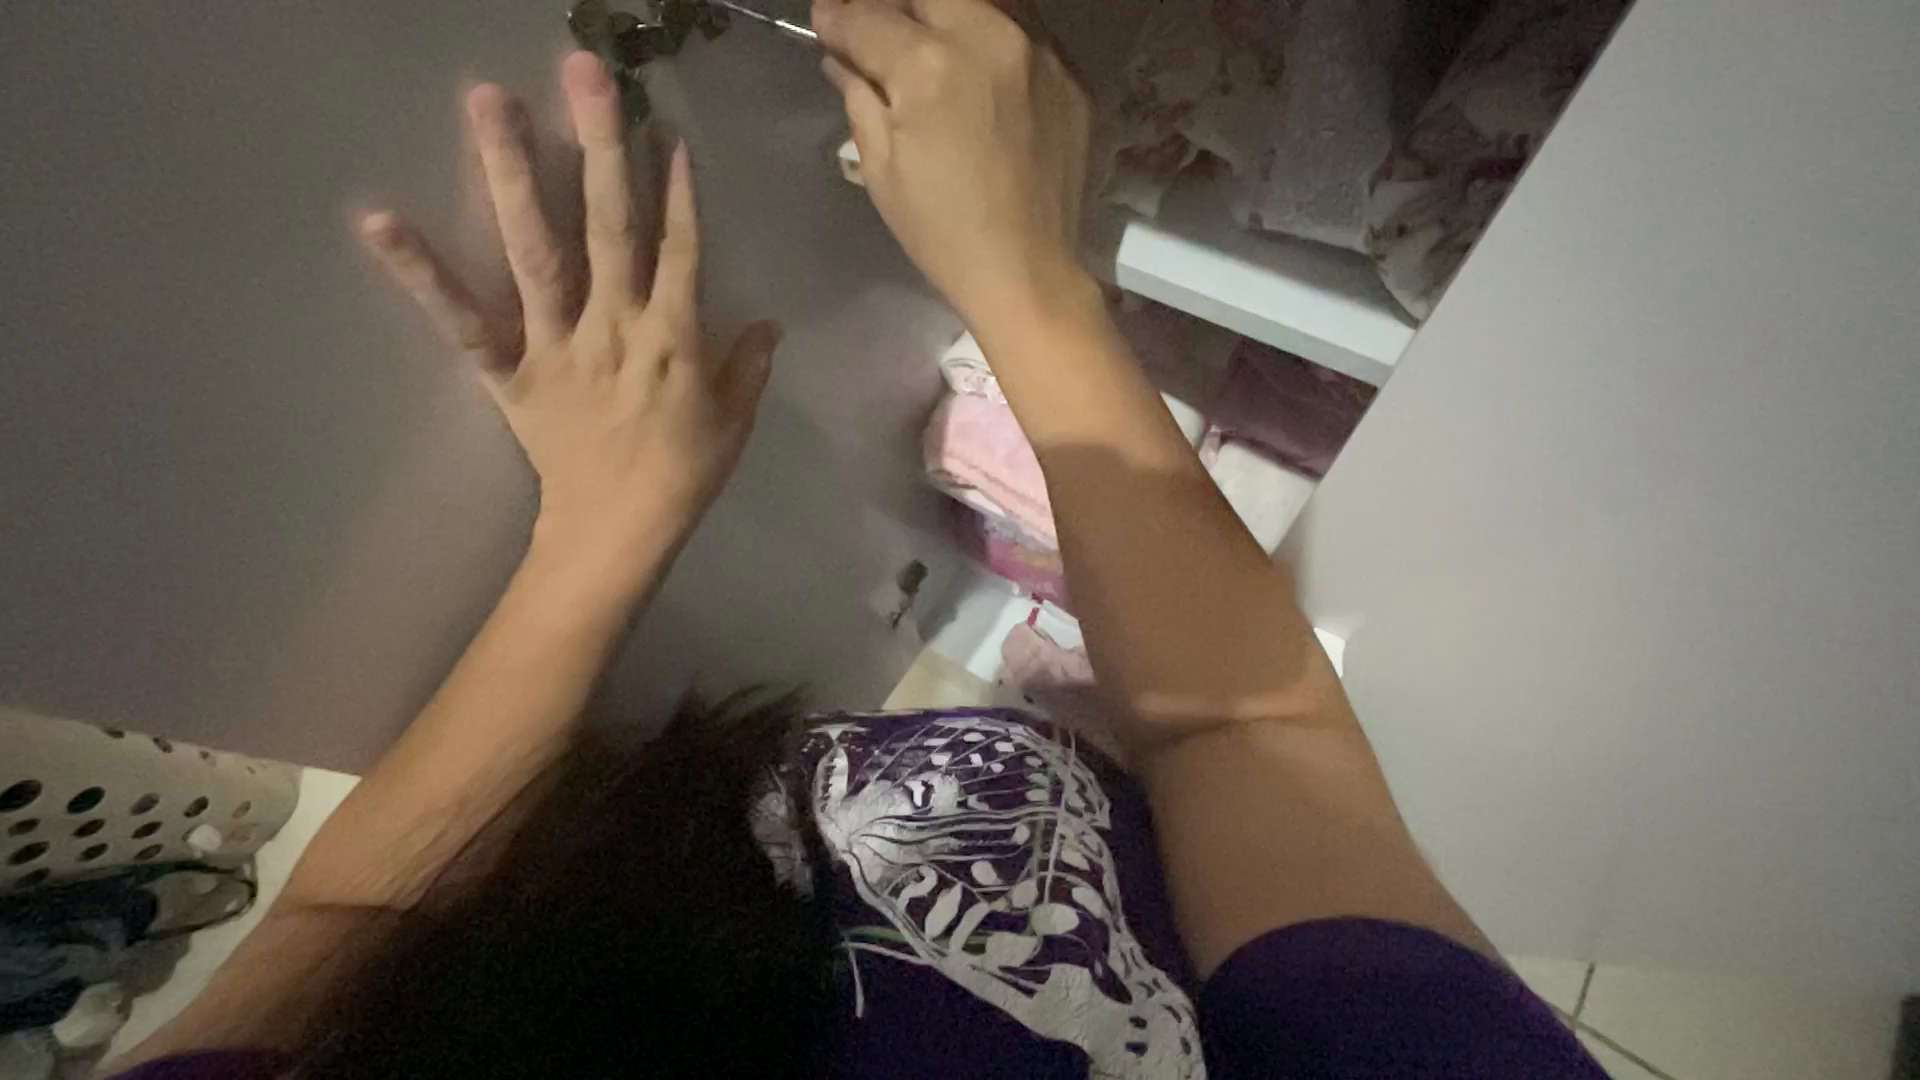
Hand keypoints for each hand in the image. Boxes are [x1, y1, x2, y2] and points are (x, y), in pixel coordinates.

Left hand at [358, 53, 778, 575]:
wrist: (617, 530)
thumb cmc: (685, 475)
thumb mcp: (735, 422)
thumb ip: (748, 366)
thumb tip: (767, 322)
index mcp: (675, 342)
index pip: (681, 252)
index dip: (678, 192)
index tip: (668, 132)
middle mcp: (616, 328)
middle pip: (610, 229)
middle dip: (602, 150)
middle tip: (586, 73)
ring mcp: (557, 346)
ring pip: (536, 253)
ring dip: (515, 176)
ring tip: (489, 100)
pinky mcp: (509, 371)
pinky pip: (465, 321)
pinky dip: (423, 274)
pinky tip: (378, 217)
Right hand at [814, 0, 1091, 329]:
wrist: (1027, 273)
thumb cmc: (943, 236)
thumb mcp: (883, 174)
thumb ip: (860, 100)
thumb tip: (842, 60)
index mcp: (929, 67)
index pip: (868, 18)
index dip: (837, 18)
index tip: (824, 21)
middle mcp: (988, 39)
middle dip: (896, 9)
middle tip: (882, 38)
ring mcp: (1038, 56)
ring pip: (980, 9)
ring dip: (948, 23)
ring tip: (934, 62)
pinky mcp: (1070, 81)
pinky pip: (1022, 45)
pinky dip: (993, 56)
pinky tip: (983, 92)